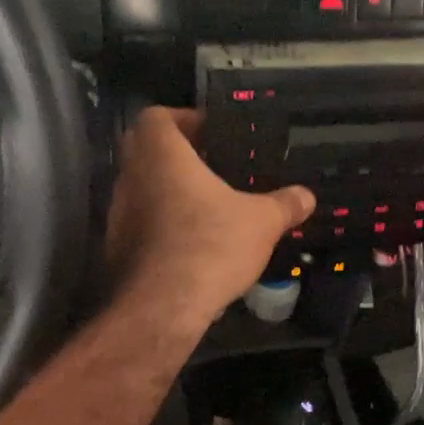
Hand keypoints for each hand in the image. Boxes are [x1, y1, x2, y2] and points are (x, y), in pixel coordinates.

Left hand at [106, 107, 315, 327]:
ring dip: (168, 189)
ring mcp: (119, 213)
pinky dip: (160, 223)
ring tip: (206, 205)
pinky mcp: (116, 247)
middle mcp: (132, 176)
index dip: (183, 118)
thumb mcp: (261, 222)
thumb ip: (284, 204)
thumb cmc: (210, 245)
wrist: (161, 308)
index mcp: (161, 155)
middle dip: (178, 154)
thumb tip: (306, 196)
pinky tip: (191, 242)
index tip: (211, 133)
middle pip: (146, 149)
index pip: (156, 116)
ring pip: (141, 186)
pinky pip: (139, 221)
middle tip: (213, 165)